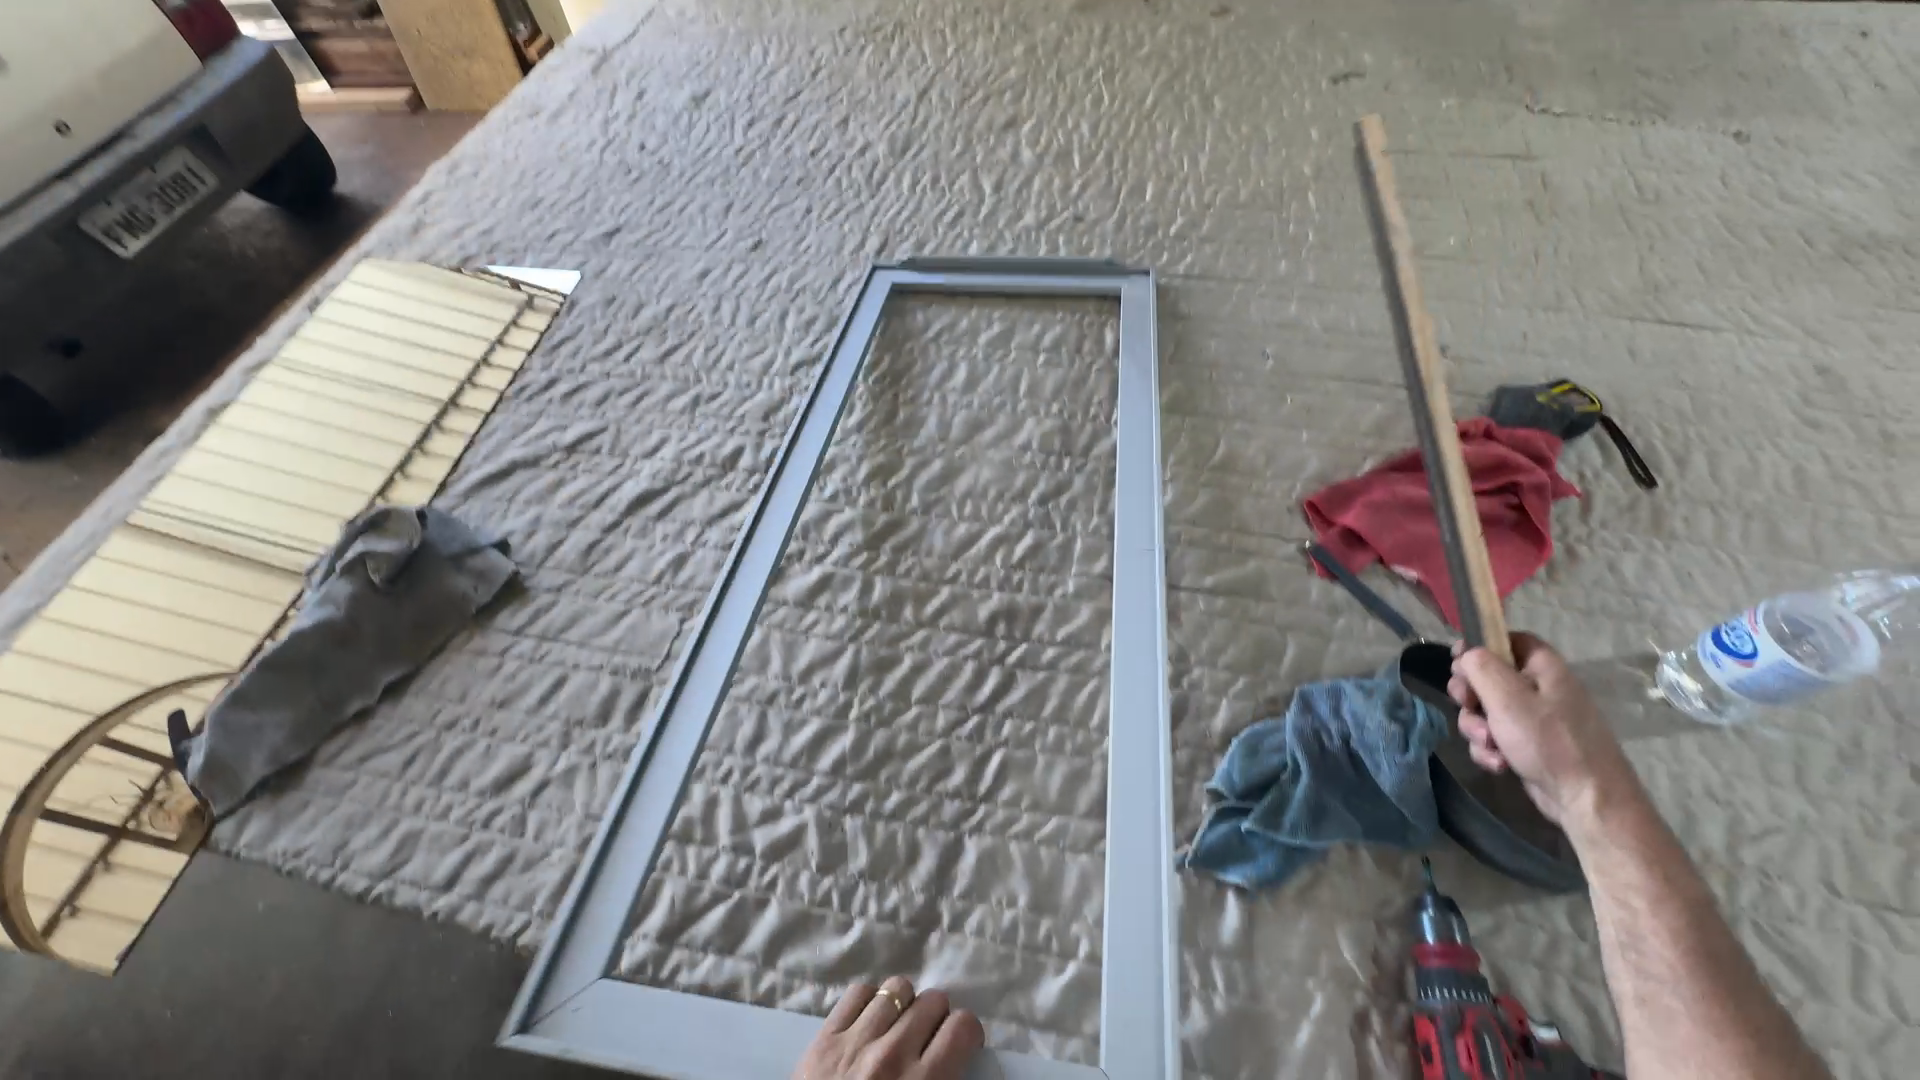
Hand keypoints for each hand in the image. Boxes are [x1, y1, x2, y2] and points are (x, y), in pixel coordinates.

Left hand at [793, 976, 985, 1079]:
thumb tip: (958, 1064)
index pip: (962, 1027)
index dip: (966, 1034)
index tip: (960, 1046)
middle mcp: (893, 1052)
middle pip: (933, 1000)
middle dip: (936, 1017)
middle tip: (927, 1039)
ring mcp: (856, 1040)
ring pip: (897, 988)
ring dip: (904, 1006)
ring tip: (897, 1027)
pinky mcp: (825, 1038)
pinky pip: (858, 992)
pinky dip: (869, 1002)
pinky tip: (869, 1023)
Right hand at [1447, 633, 1636, 830]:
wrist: (1587, 800)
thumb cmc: (1549, 742)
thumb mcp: (1508, 698)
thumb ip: (1481, 667)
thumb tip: (1466, 653)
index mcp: (1544, 669)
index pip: (1510, 639)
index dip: (1481, 645)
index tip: (1457, 662)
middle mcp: (1540, 690)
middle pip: (1489, 676)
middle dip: (1470, 695)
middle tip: (1466, 704)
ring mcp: (1535, 720)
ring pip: (1486, 710)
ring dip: (1476, 727)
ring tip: (1488, 745)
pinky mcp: (1528, 745)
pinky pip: (1495, 737)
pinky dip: (1490, 749)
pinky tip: (1498, 763)